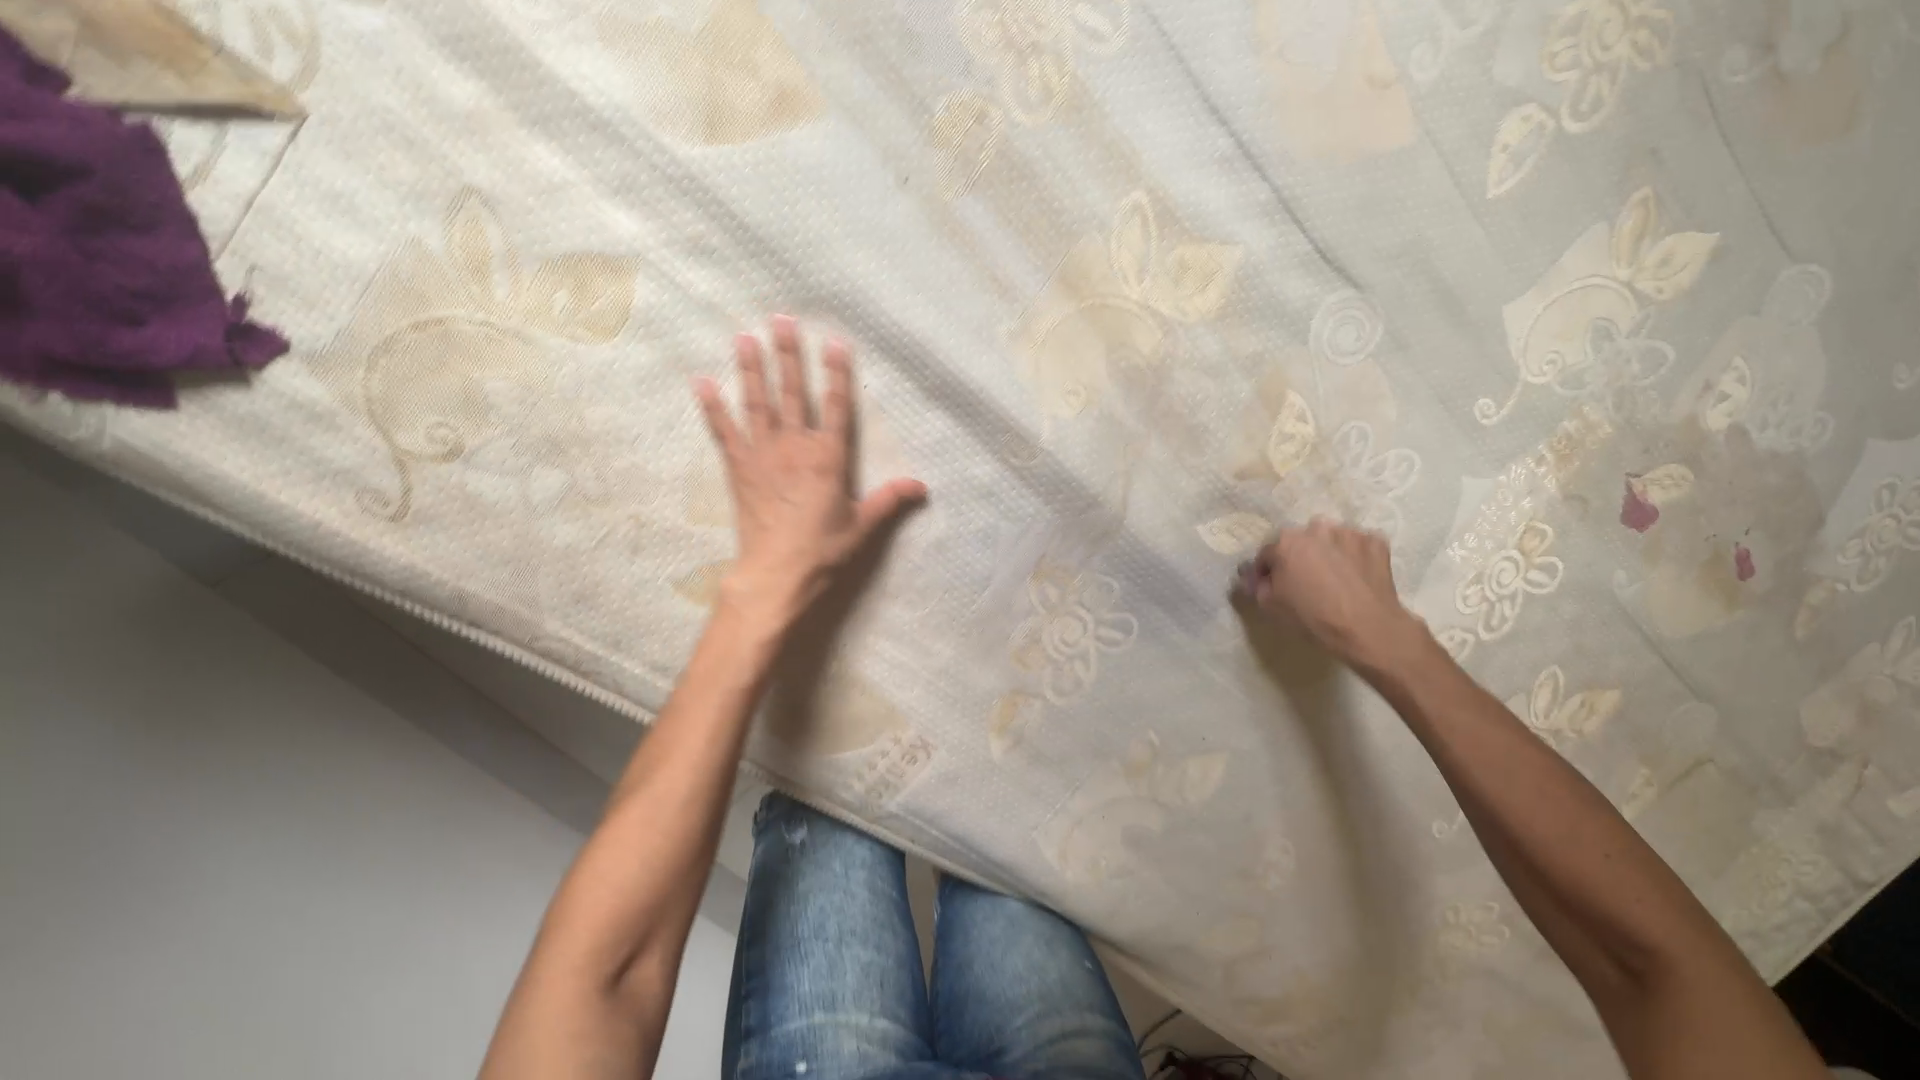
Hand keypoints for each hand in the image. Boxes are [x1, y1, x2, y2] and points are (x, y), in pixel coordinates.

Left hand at [694, 315, 926, 631]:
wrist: (776, 573)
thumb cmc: (822, 551)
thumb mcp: (862, 527)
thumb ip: (889, 501)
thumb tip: (921, 486)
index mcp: (828, 458)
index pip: (835, 406)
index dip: (836, 373)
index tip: (835, 341)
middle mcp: (795, 447)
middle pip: (792, 392)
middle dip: (788, 354)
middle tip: (781, 319)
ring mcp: (763, 455)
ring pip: (757, 402)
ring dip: (752, 368)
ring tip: (745, 336)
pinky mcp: (739, 469)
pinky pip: (723, 431)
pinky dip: (712, 407)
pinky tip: (702, 382)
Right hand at [1235, 519, 1434, 678]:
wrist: (1365, 627)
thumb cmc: (1312, 617)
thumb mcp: (1270, 606)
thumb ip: (1256, 585)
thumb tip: (1252, 577)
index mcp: (1285, 541)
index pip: (1267, 553)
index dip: (1267, 571)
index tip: (1272, 587)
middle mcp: (1316, 528)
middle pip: (1301, 542)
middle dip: (1300, 557)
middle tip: (1306, 581)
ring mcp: (1349, 532)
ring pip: (1331, 539)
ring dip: (1328, 552)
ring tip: (1335, 577)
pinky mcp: (1376, 541)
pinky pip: (1358, 546)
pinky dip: (1356, 556)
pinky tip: (1357, 576)